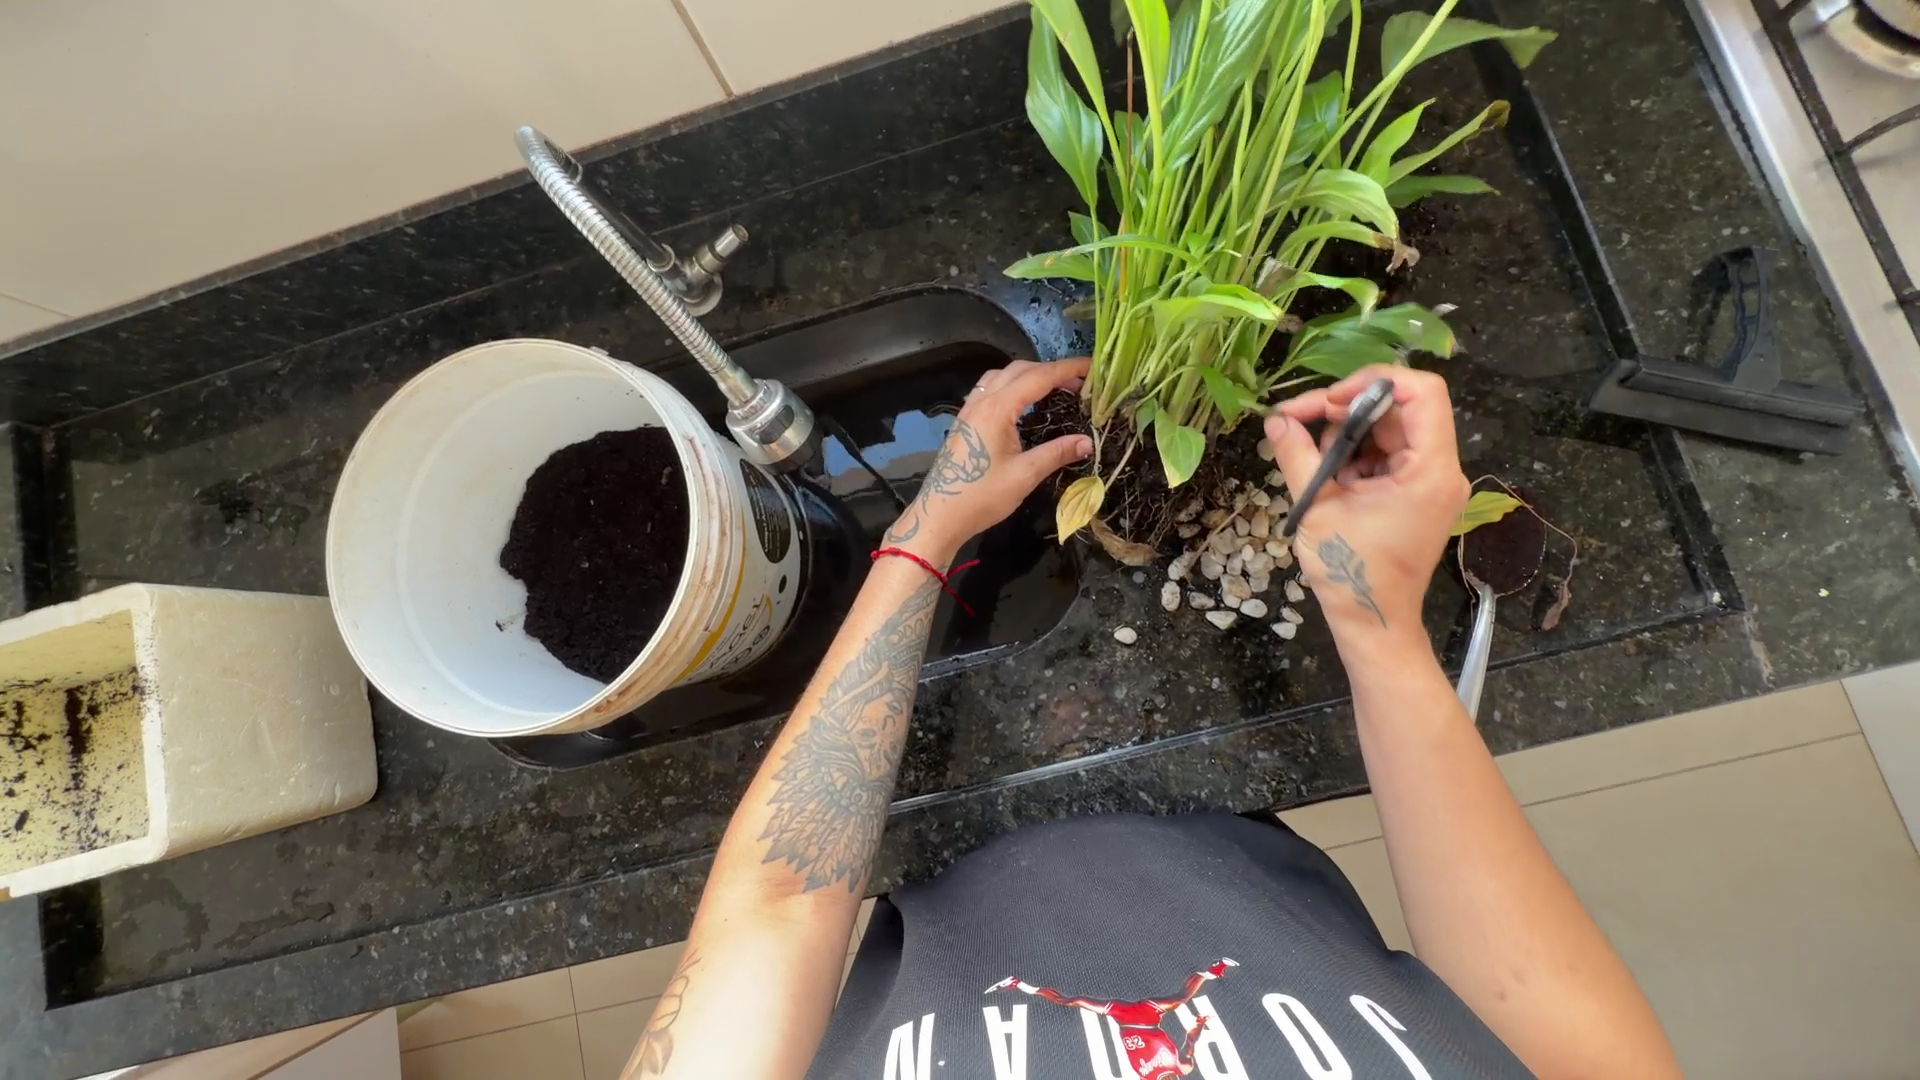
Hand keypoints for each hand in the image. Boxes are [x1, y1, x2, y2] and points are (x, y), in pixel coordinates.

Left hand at [884, 358, 1093, 567]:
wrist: (941, 516)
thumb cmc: (982, 497)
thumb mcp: (1025, 475)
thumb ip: (1057, 453)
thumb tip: (1088, 442)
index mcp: (998, 409)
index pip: (1039, 377)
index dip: (1068, 369)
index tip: (1092, 368)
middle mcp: (981, 401)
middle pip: (1020, 369)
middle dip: (1051, 370)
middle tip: (1078, 383)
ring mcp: (969, 410)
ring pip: (1001, 376)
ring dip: (1029, 375)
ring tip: (1053, 389)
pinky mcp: (964, 421)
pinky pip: (989, 390)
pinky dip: (1011, 386)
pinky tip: (1023, 404)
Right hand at [1264, 366, 1469, 650]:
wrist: (1370, 618)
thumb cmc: (1349, 568)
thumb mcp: (1316, 506)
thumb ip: (1296, 456)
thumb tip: (1275, 420)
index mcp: (1430, 469)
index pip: (1422, 393)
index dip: (1373, 383)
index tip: (1328, 401)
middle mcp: (1438, 469)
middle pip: (1396, 411)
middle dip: (1344, 410)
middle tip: (1296, 420)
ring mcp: (1426, 482)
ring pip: (1385, 432)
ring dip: (1342, 435)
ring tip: (1306, 457)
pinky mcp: (1411, 494)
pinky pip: (1382, 456)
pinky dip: (1350, 457)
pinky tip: (1323, 475)